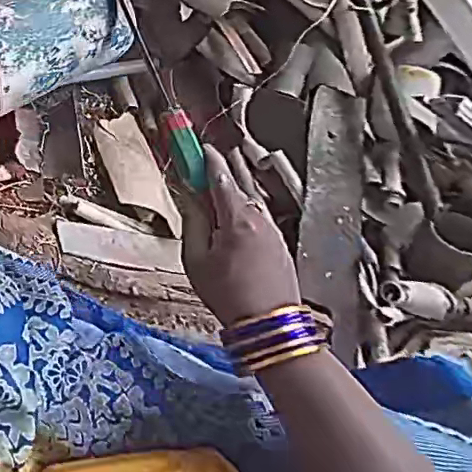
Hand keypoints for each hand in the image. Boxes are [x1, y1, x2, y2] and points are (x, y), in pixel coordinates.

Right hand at [186, 143, 301, 325]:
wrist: (269, 325)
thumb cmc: (228, 294)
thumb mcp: (195, 257)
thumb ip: (193, 222)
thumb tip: (190, 200)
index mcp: (237, 219)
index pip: (220, 178)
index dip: (207, 159)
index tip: (197, 147)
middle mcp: (261, 220)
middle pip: (240, 184)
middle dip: (222, 169)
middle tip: (207, 158)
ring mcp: (274, 232)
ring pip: (251, 201)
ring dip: (233, 189)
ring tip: (217, 185)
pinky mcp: (280, 245)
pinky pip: (259, 217)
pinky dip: (243, 207)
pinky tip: (232, 213)